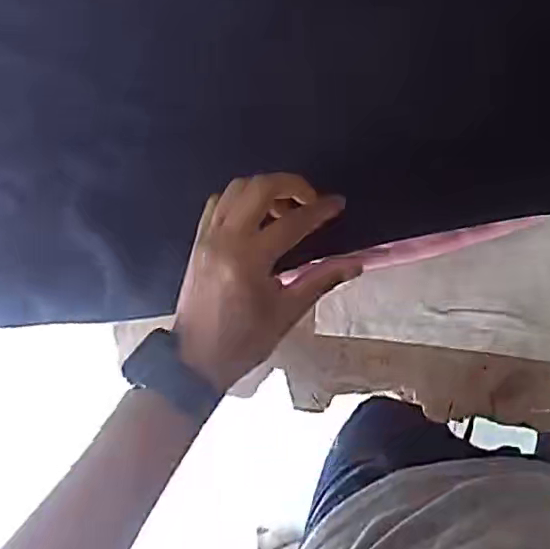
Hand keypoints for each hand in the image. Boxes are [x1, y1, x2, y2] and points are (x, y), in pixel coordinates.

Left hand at [171, 174, 362, 390]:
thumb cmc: (244, 341)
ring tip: (286, 208)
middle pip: (260, 188)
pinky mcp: (198, 242)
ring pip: (237, 188)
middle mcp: (225, 241)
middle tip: (311, 200)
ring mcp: (207, 238)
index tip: (338, 204)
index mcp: (248, 260)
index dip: (320, 209)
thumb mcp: (288, 312)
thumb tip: (357, 262)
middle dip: (292, 185)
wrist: (192, 363)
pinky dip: (242, 198)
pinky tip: (259, 215)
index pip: (293, 221)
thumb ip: (322, 279)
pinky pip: (220, 202)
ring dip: (266, 189)